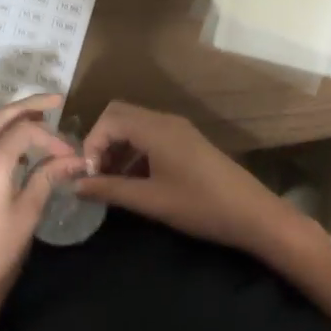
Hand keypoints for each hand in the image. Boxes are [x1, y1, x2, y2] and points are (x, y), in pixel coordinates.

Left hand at [0, 94, 82, 319]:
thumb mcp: (29, 212)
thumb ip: (48, 177)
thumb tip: (75, 159)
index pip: (25, 129)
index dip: (52, 137)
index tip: (72, 155)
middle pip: (2, 117)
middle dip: (30, 106)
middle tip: (57, 100)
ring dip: (13, 120)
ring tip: (42, 120)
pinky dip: (0, 136)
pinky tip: (19, 148)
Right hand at [74, 101, 312, 256]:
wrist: (253, 215)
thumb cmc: (199, 206)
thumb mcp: (150, 201)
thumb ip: (110, 190)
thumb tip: (76, 185)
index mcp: (155, 129)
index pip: (109, 119)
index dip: (91, 144)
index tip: (88, 175)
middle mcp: (165, 121)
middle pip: (120, 116)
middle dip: (102, 142)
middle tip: (96, 174)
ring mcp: (179, 130)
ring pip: (135, 126)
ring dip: (118, 148)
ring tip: (112, 182)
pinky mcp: (188, 142)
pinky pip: (151, 136)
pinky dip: (136, 152)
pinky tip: (135, 181)